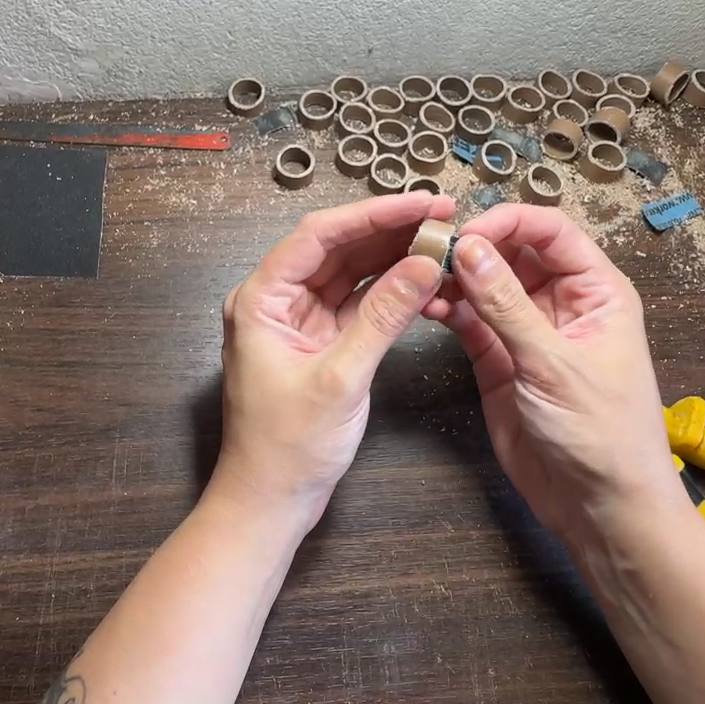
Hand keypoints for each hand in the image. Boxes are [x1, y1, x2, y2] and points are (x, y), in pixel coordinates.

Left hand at [215, 192, 454, 524]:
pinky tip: (422, 277)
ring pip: (348, 272)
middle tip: (443, 215)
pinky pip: (356, 303)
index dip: (372, 214)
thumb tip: (424, 263)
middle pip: (335, 248)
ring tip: (441, 238)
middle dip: (387, 230)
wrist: (271, 501)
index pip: (318, 236)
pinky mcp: (319, 341)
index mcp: (261, 299)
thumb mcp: (340, 378)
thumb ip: (382, 317)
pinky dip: (388, 291)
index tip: (421, 203)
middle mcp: (276, 300)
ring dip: (391, 256)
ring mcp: (298, 320)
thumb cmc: (288, 447)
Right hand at [423, 204, 679, 530]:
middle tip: (431, 253)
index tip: (465, 233)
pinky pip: (469, 321)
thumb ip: (507, 305)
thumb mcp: (554, 364)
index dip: (508, 223)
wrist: (597, 505)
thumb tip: (469, 248)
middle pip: (513, 253)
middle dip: (474, 248)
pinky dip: (446, 310)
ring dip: (454, 278)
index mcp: (595, 292)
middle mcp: (559, 303)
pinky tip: (425, 307)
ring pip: (485, 285)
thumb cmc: (600, 432)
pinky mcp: (496, 359)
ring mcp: (524, 332)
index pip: (551, 233)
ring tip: (421, 278)